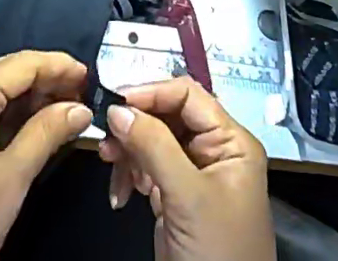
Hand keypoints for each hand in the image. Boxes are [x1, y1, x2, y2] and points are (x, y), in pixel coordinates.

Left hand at [0, 50, 91, 260]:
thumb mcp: (10, 180)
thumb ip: (46, 134)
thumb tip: (81, 108)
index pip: (21, 64)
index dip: (59, 66)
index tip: (93, 76)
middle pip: (10, 72)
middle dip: (50, 80)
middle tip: (87, 95)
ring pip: (0, 89)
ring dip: (35, 97)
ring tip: (73, 109)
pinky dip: (16, 113)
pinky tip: (43, 122)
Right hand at [99, 77, 274, 260]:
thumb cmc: (217, 252)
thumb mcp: (188, 196)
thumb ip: (154, 146)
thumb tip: (117, 108)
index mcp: (231, 141)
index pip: (188, 95)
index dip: (152, 92)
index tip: (116, 101)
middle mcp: (214, 150)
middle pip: (167, 116)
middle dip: (136, 124)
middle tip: (106, 137)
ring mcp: (193, 174)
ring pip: (153, 140)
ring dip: (128, 150)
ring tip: (108, 163)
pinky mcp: (175, 197)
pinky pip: (147, 169)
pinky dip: (129, 176)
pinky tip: (121, 194)